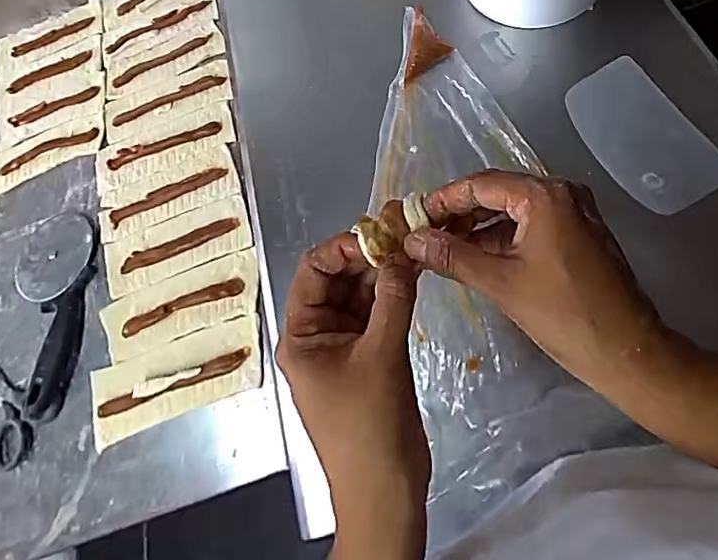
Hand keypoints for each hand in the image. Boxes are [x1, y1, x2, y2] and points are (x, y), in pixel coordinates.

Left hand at [277, 233, 426, 558]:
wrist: (385, 490)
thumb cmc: (369, 426)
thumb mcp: (380, 355)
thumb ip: (393, 298)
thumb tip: (402, 252)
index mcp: (302, 336)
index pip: (314, 272)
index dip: (343, 247)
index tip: (380, 234)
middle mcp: (318, 334)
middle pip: (339, 278)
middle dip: (369, 253)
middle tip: (404, 229)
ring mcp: (345, 344)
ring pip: (362, 291)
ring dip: (386, 269)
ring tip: (414, 243)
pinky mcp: (369, 353)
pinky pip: (378, 310)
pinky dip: (395, 291)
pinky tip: (415, 271)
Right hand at [403, 170, 667, 392]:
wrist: (628, 352)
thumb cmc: (564, 315)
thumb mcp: (502, 283)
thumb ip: (454, 256)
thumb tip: (413, 239)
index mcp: (544, 195)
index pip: (482, 184)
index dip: (445, 199)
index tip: (414, 216)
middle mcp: (562, 192)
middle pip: (499, 193)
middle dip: (461, 213)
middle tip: (425, 234)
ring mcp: (575, 211)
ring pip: (516, 210)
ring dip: (481, 227)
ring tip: (444, 247)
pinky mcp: (580, 232)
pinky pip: (533, 224)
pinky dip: (505, 238)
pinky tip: (478, 257)